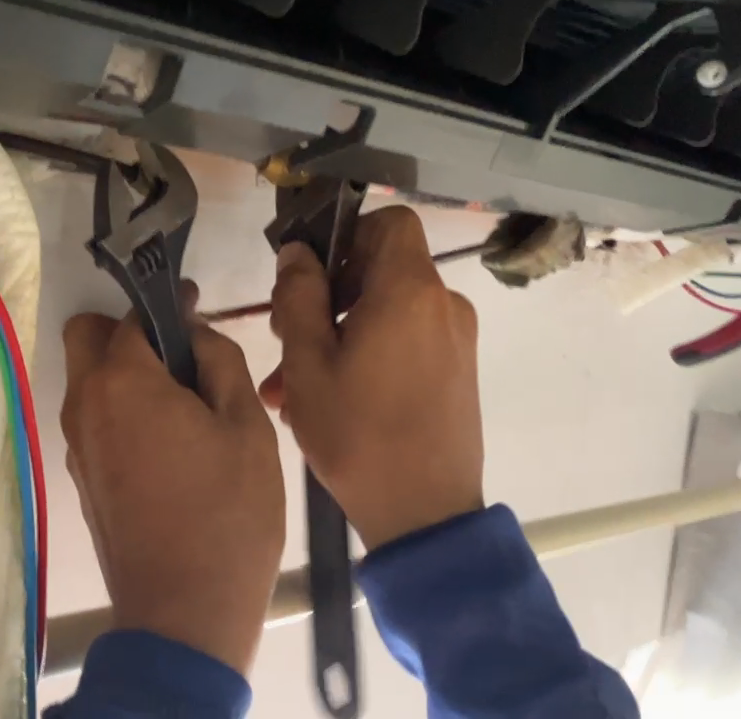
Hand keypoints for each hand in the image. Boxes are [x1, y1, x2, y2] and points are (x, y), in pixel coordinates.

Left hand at [62, 293, 285, 672]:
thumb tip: (195, 334)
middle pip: (86, 335)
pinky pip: (93, 416)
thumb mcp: (246, 426)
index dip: (170, 305)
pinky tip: (166, 438)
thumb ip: (220, 360)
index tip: (198, 308)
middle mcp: (85, 403)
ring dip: (122, 368)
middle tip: (178, 354)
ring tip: (181, 399)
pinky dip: (119, 406)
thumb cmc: (227, 514)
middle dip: (126, 329)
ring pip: (86, 377)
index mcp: (122, 381)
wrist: (183, 614)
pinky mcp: (80, 476)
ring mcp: (75, 443)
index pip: (135, 315)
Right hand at [263, 205, 483, 549]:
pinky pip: (404, 340)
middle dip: (327, 294)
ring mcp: (454, 340)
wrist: (425, 518)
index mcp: (409, 291)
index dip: (347, 234)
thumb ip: (299, 296)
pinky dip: (366, 352)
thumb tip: (298, 252)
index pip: (389, 222)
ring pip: (385, 310)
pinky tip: (327, 396)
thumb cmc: (358, 435)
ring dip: (337, 332)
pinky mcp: (455, 371)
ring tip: (293, 382)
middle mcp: (442, 305)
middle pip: (380, 268)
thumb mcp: (308, 363)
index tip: (312, 274)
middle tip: (285, 338)